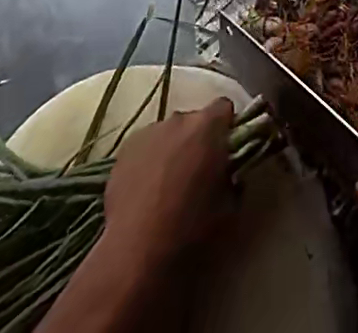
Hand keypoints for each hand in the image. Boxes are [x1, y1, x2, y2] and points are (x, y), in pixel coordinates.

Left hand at [101, 99, 235, 266]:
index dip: (228, 125)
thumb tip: (229, 172)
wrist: (139, 251)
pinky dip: (150, 159)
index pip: (224, 107)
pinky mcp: (124, 150)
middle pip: (194, 120)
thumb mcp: (231, 206)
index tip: (228, 147)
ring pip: (168, 133)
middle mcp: (176, 120)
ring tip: (170, 183)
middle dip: (199, 139)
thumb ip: (233, 177)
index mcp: (207, 127)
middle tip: (200, 170)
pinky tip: (148, 189)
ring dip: (174, 148)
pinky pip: (145, 146)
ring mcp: (147, 133)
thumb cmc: (193, 229)